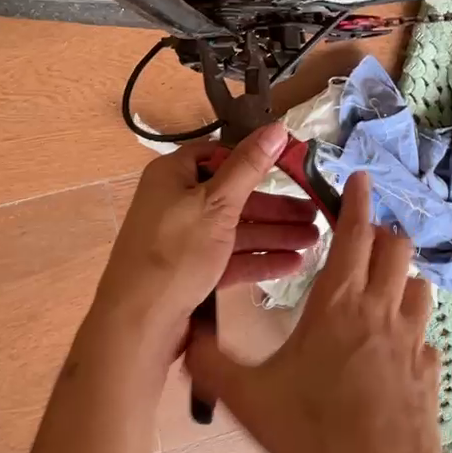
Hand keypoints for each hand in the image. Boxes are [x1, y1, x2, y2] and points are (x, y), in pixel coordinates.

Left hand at [93, 122, 318, 354]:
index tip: (290, 165)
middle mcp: (175, 202)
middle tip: (314, 213)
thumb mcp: (217, 202)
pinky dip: (259, 259)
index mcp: (173, 174)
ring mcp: (183, 239)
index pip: (218, 155)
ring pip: (235, 230)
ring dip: (274, 234)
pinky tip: (293, 263)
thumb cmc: (175, 252)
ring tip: (314, 239)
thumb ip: (249, 166)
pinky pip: (230, 258)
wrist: (137, 325)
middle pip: (233, 197)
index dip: (254, 159)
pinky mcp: (191, 272)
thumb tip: (277, 127)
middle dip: (275, 207)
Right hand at [184, 172, 451, 452]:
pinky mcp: (429, 374)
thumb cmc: (314, 435)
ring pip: (418, 284)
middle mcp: (380, 312)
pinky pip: (425, 335)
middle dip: (382, 232)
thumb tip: (186, 339)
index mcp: (338, 304)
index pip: (355, 234)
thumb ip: (214, 364)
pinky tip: (395, 345)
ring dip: (401, 275)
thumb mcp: (251, 400)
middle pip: (397, 248)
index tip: (362, 176)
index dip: (359, 200)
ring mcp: (411, 342)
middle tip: (362, 235)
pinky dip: (412, 327)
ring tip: (380, 284)